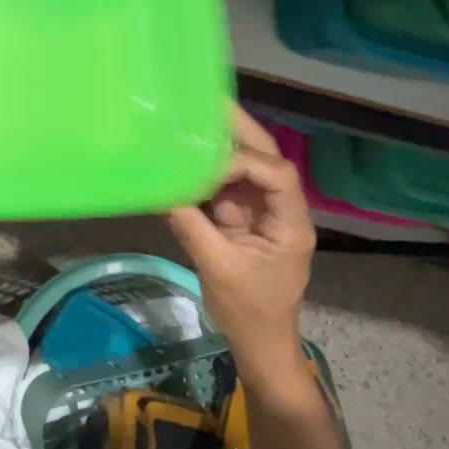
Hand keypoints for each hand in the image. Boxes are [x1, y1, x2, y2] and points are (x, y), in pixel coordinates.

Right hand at [167, 104, 315, 383]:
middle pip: (266, 159)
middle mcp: (280, 209)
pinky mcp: (243, 220)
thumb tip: (158, 188)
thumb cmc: (249, 311)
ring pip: (246, 168)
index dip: (245, 160)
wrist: (261, 345)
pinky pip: (227, 187)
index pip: (277, 175)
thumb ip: (189, 224)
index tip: (208, 161)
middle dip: (239, 131)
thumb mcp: (216, 268)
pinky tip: (185, 155)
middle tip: (207, 102)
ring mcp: (262, 213)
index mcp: (290, 223)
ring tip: (190, 121)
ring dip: (221, 146)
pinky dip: (208, 171)